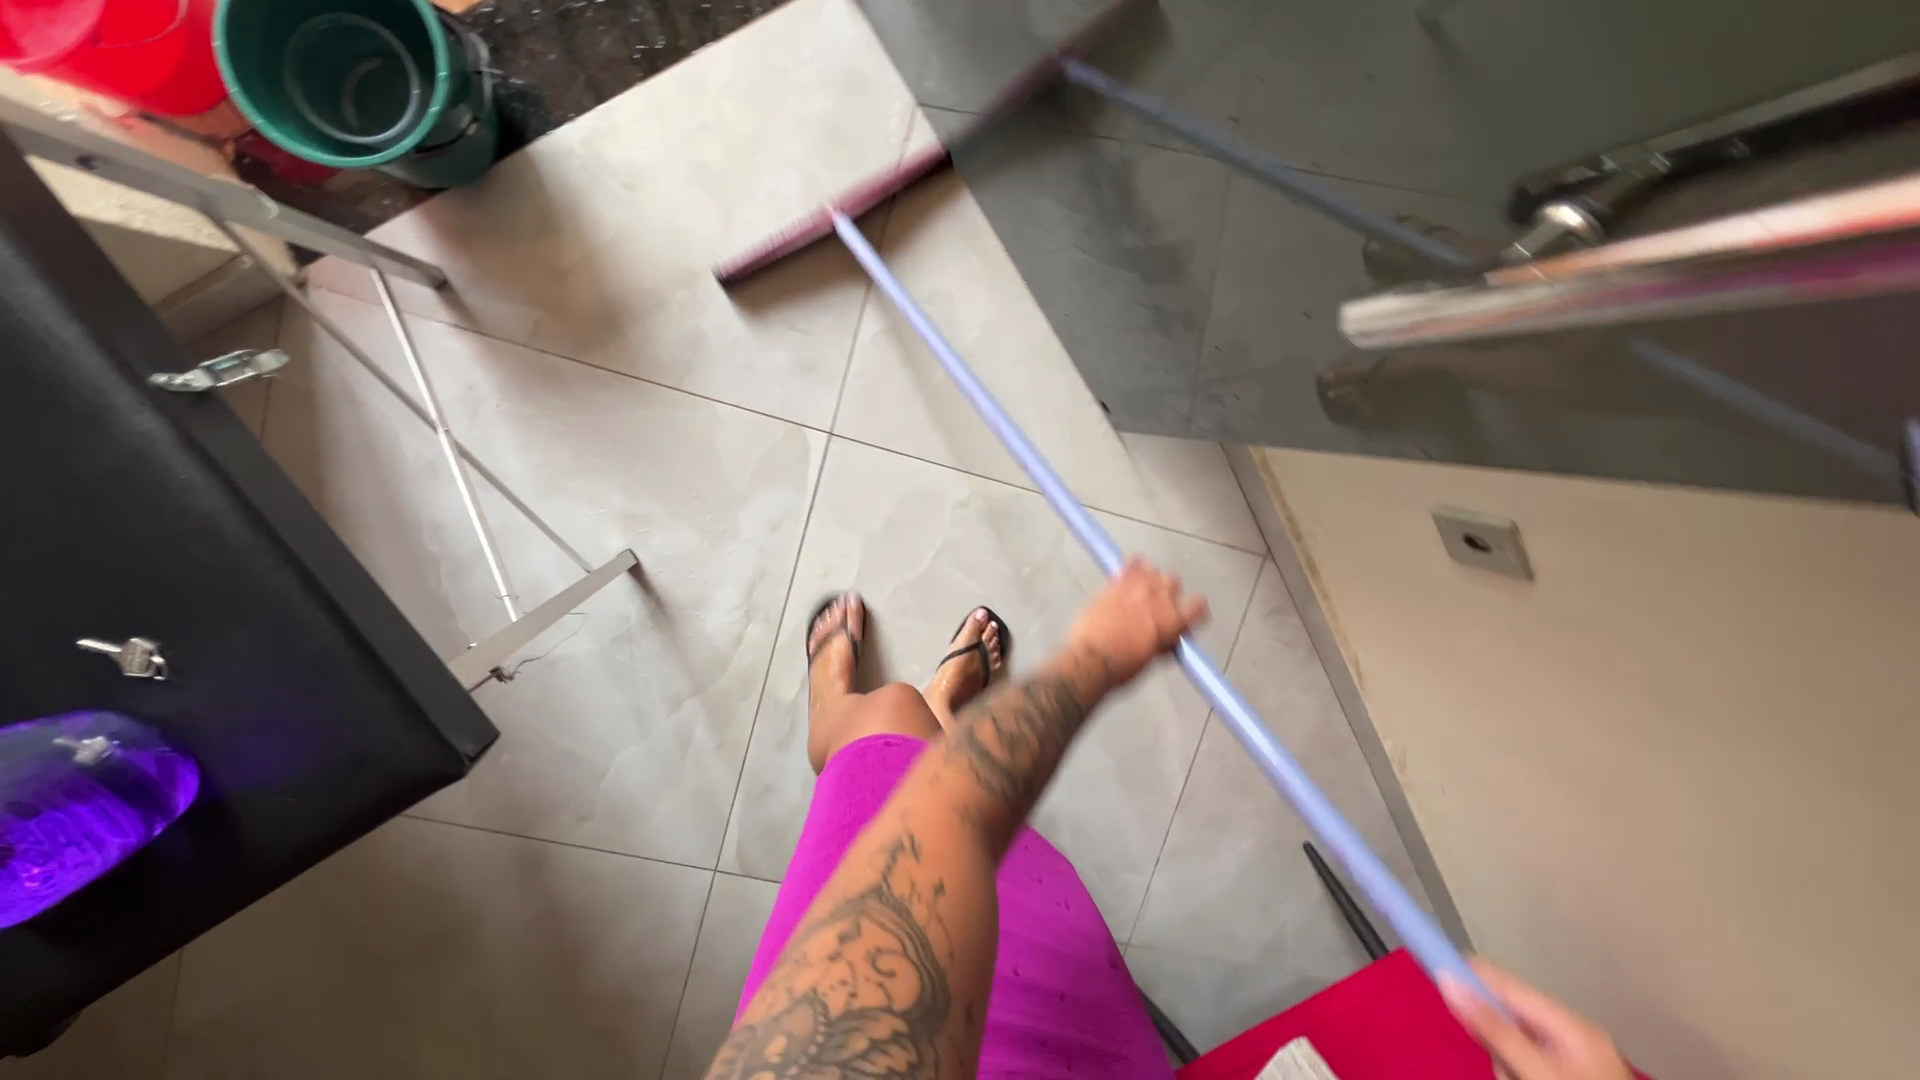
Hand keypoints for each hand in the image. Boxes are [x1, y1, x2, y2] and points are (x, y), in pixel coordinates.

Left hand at [1065, 557, 1207, 686]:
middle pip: (1174, 582)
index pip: (1198, 606)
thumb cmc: (1122, 667)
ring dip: (1149, 578)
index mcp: (1173, 622)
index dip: (1194, 610)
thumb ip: (1164, 643)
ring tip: (1139, 589)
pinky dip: (1132, 566)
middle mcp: (1159, 600)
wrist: (1090, 659)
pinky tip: (1128, 572)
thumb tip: (1169, 639)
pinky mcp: (1115, 583)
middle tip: (1156, 604)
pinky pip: (1130, 563)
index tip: (1188, 614)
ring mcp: (1137, 588)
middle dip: (1168, 592)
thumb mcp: (1150, 660)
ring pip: (1153, 569)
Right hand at [1441, 959, 1633, 1079]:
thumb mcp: (1537, 1074)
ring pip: (1512, 1043)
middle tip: (1504, 1070)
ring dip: (1504, 1064)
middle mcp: (1572, 1034)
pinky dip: (1516, 1075)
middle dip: (1493, 1039)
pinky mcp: (1567, 1075)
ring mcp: (1572, 1058)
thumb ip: (1494, 1029)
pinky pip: (1525, 1063)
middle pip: (1507, 1014)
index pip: (1505, 983)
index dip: (1469, 974)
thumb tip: (1447, 979)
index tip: (1433, 970)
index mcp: (1570, 1025)